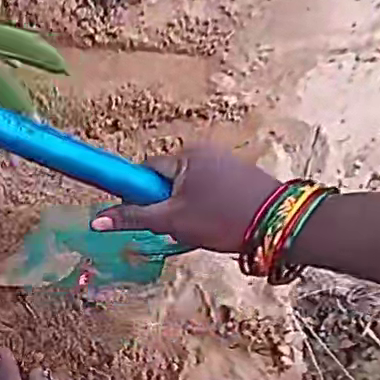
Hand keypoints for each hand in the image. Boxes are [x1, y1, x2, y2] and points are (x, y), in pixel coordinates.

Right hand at [89, 146, 280, 253]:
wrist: (284, 224)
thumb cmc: (221, 218)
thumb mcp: (170, 221)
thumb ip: (131, 217)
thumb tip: (95, 220)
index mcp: (185, 156)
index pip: (144, 171)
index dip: (138, 194)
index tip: (144, 213)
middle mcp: (205, 152)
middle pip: (164, 180)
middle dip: (162, 204)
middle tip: (172, 225)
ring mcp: (224, 163)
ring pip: (184, 189)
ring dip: (181, 209)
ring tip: (195, 227)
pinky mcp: (239, 177)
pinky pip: (204, 191)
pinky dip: (200, 208)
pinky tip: (211, 223)